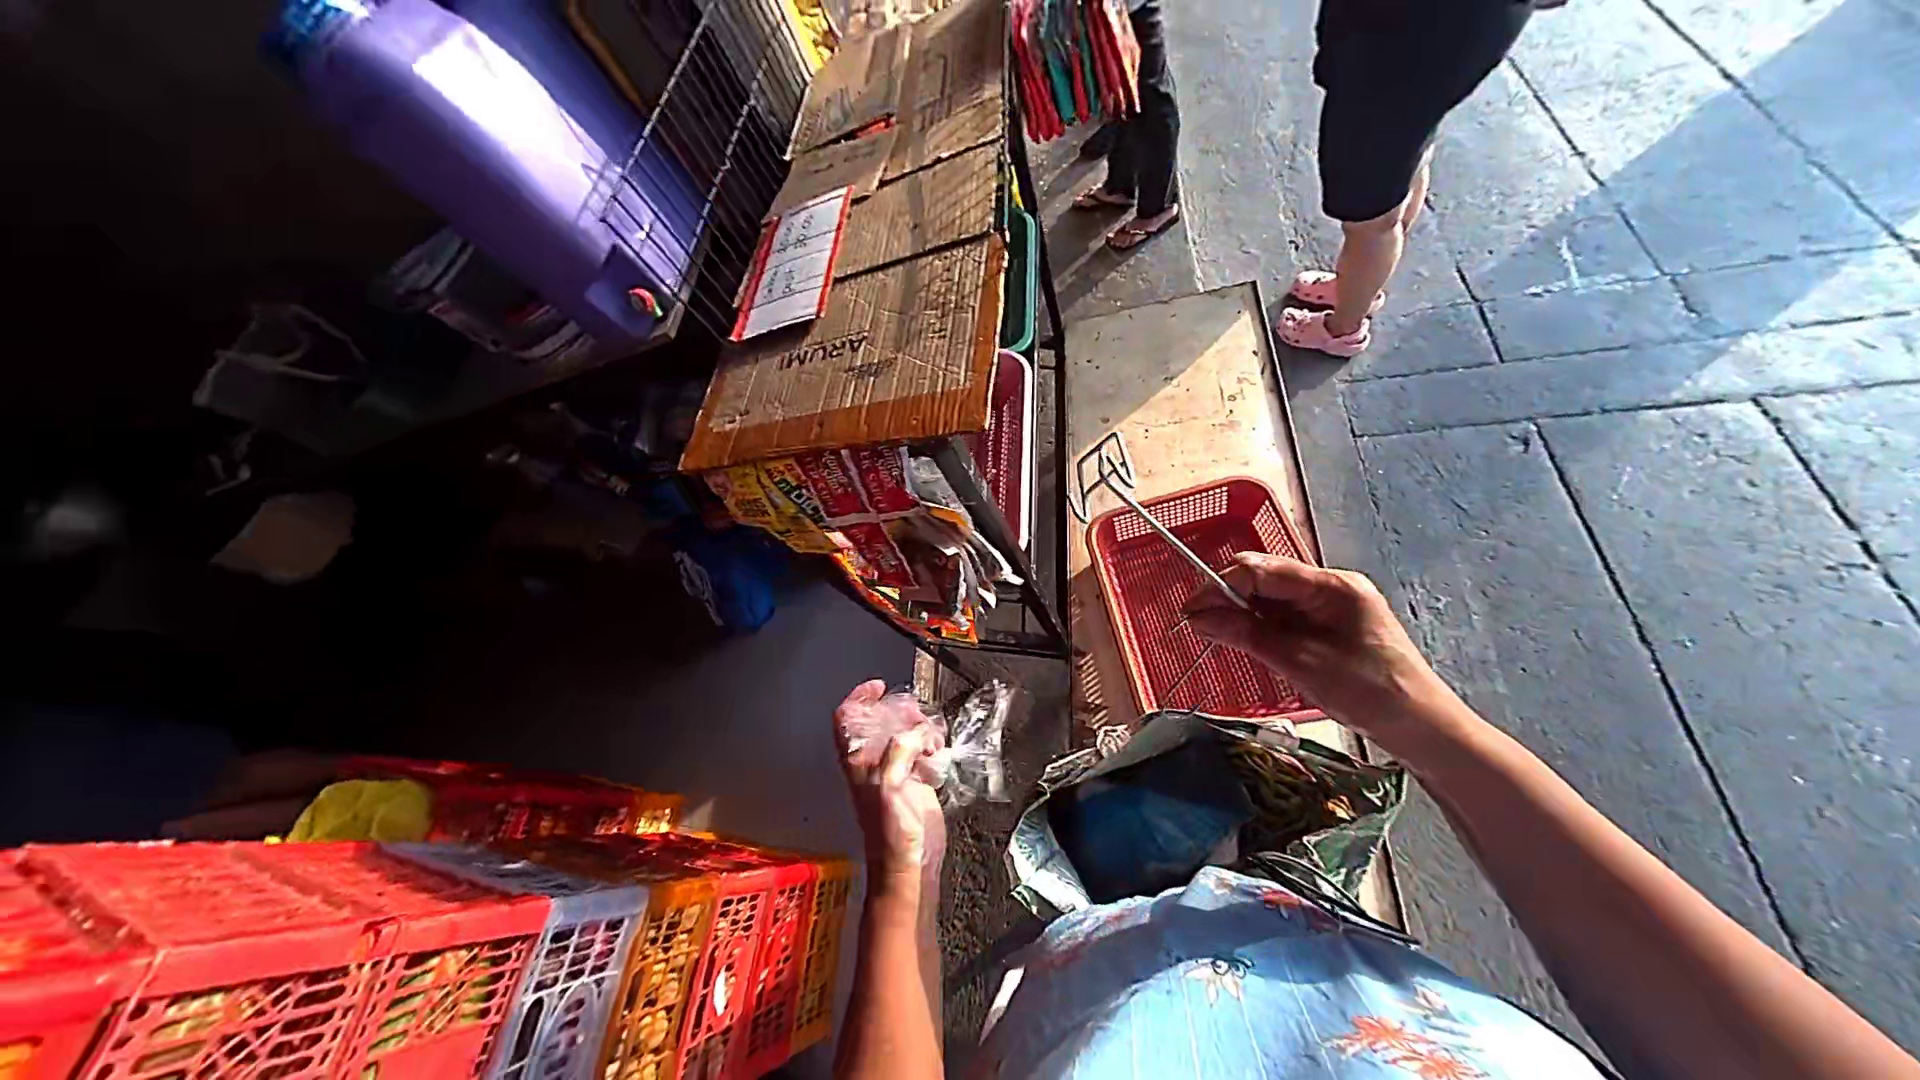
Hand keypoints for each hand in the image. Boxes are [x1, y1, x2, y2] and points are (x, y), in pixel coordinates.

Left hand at [835, 681, 947, 886]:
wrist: (909, 867)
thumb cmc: (890, 837)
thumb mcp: (889, 787)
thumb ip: (899, 753)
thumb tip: (914, 733)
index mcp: (859, 762)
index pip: (848, 719)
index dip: (860, 698)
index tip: (879, 687)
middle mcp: (875, 764)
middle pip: (881, 722)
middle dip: (898, 711)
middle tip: (914, 713)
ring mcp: (896, 773)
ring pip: (904, 735)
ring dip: (920, 728)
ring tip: (931, 736)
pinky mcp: (917, 784)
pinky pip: (924, 753)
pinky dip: (933, 747)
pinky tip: (939, 754)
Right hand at [1183, 554, 1454, 743]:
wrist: (1422, 727)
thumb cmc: (1372, 693)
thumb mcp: (1301, 663)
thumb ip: (1247, 635)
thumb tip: (1199, 618)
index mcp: (1331, 585)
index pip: (1261, 570)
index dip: (1220, 586)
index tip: (1190, 610)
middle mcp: (1329, 586)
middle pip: (1263, 578)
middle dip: (1226, 597)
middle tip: (1197, 623)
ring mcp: (1328, 605)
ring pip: (1268, 596)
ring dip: (1239, 612)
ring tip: (1215, 633)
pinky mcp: (1325, 624)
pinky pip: (1280, 614)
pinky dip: (1257, 625)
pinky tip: (1243, 639)